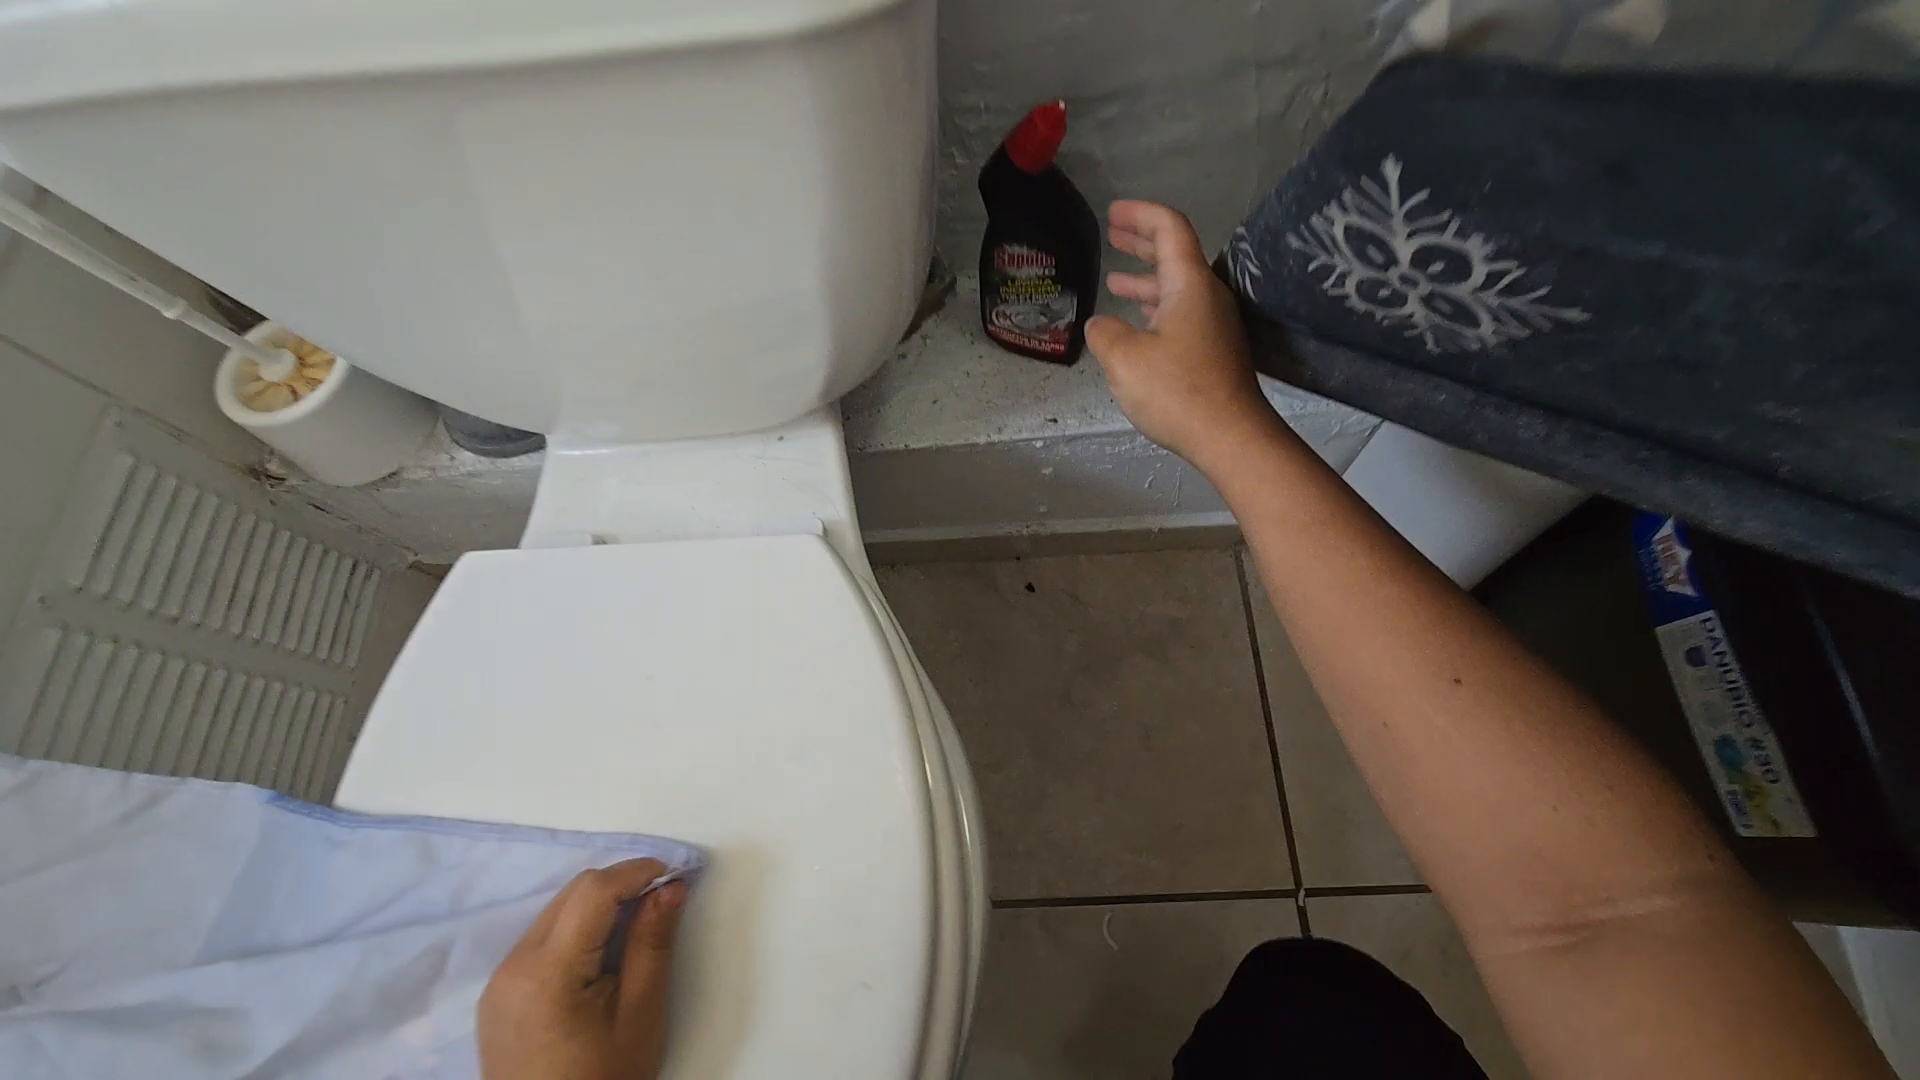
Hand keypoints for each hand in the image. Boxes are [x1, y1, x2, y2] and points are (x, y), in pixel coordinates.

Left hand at [478, 859, 690, 1079]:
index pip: (593, 892)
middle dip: (621, 885)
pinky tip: (602, 954)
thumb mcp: (641, 1015)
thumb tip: (671, 886)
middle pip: (572, 894)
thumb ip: (653, 943)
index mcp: (547, 974)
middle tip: (663, 899)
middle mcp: (513, 967)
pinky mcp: (498, 997)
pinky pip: (542, 938)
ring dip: (600, 905)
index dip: (636, 872)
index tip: (674, 876)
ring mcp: (499, 982)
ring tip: (638, 926)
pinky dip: (578, 929)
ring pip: (556, 912)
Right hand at [1086, 201, 1288, 473]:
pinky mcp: (1214, 352)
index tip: (1113, 212)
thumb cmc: (1177, 391)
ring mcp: (1214, 326)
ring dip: (1146, 281)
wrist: (1230, 436)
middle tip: (1114, 234)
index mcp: (1189, 285)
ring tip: (1116, 281)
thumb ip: (1105, 333)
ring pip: (1177, 290)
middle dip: (1142, 243)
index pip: (1169, 229)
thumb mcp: (1124, 359)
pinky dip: (1156, 310)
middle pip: (1175, 256)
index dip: (1141, 215)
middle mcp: (1207, 297)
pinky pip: (1181, 316)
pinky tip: (1137, 326)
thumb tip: (1100, 323)